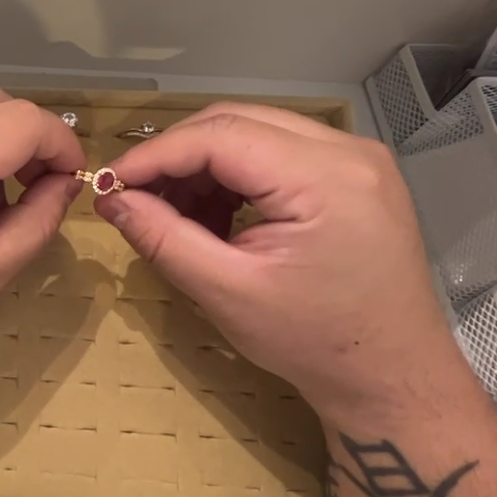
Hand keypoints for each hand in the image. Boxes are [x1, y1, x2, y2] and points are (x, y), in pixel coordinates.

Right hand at [96, 103, 477, 425]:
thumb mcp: (224, 290)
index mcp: (325, 177)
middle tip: (130, 196)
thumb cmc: (313, 340)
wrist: (389, 374)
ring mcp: (353, 160)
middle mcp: (347, 151)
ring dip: (198, 166)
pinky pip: (272, 153)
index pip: (219, 136)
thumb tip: (109, 200)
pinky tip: (208, 215)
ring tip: (168, 213)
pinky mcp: (349, 176)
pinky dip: (228, 176)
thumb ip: (162, 237)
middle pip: (234, 122)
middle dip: (172, 155)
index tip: (106, 184)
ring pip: (250, 133)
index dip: (153, 155)